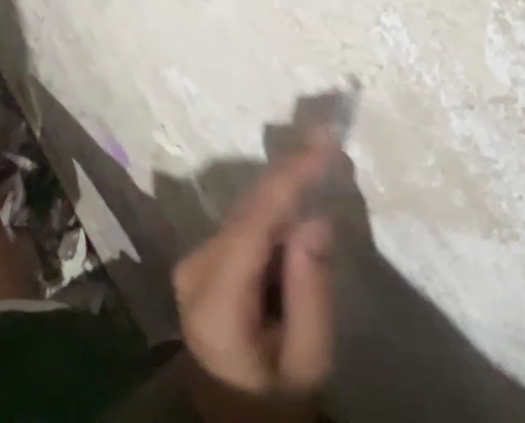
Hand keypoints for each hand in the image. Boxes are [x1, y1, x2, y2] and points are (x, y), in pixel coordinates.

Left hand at [173, 140, 337, 418]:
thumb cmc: (275, 395)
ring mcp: (195, 261)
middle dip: (289, 167)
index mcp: (216, 299)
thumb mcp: (307, 358)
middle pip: (248, 207)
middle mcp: (195, 268)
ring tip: (322, 148)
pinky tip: (302, 180)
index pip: (253, 223)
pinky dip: (275, 201)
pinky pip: (246, 221)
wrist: (233, 416)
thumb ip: (310, 289)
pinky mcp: (205, 260)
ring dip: (285, 180)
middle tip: (329, 130)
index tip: (323, 144)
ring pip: (246, 208)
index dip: (288, 178)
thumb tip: (315, 218)